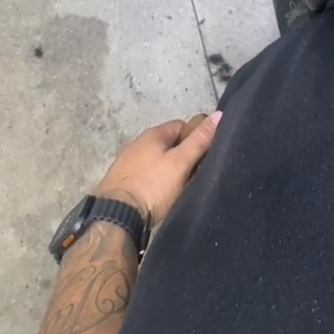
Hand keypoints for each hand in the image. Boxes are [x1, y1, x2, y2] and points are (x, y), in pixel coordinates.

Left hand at [92, 112, 219, 226]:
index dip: (195, 139)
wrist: (114, 219)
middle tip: (192, 177)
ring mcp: (125, 164)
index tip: (203, 158)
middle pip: (169, 145)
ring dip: (168, 172)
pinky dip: (154, 183)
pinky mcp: (119, 182)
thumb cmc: (152, 186)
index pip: (182, 126)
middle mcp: (137, 143)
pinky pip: (145, 176)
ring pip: (156, 162)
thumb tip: (218, 114)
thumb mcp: (181, 163)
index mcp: (153, 134)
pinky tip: (158, 198)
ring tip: (177, 190)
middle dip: (182, 158)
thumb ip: (199, 140)